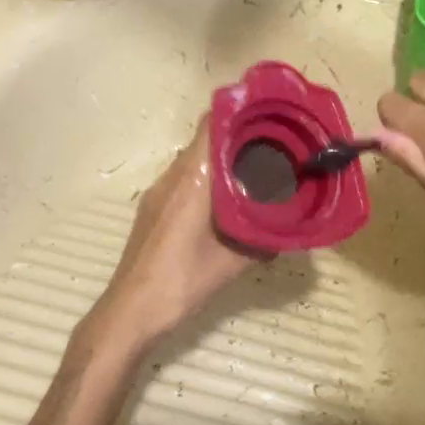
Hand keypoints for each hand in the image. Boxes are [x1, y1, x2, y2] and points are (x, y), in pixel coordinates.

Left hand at [95, 115, 258, 342]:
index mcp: (192, 178)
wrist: (131, 310)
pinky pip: (183, 180)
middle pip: (205, 141)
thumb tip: (292, 230)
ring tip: (255, 175)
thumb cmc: (182, 280)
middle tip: (273, 148)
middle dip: (238, 140)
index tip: (268, 114)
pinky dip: (206, 181)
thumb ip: (264, 240)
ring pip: (194, 161)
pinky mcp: (152, 208)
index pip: (212, 124)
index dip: (240, 113)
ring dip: (221, 163)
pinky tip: (225, 203)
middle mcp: (172, 175)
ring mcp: (158, 192)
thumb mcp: (234, 261)